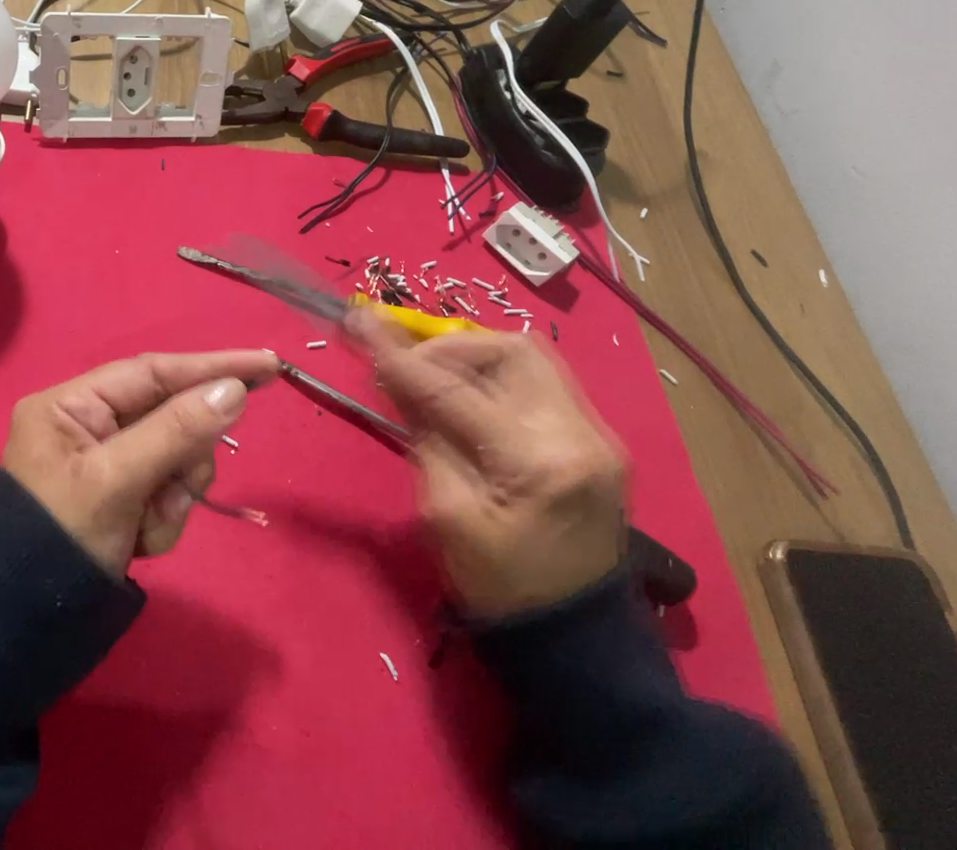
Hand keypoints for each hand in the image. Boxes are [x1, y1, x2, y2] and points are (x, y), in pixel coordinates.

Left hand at [2, 350, 279, 575]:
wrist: (29, 623)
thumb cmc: (62, 538)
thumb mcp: (116, 481)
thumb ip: (176, 431)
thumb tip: (234, 389)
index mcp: (69, 406)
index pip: (152, 372)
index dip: (211, 368)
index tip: (268, 364)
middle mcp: (86, 425)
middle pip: (169, 418)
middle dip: (182, 460)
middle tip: (176, 491)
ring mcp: (104, 463)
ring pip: (175, 459)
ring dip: (173, 497)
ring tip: (147, 525)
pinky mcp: (120, 498)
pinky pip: (166, 493)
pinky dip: (162, 519)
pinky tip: (138, 543)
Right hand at [349, 310, 626, 618]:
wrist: (574, 636)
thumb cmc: (497, 588)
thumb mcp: (445, 516)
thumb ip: (427, 439)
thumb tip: (401, 383)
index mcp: (537, 463)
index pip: (456, 391)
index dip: (401, 357)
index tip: (359, 321)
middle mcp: (580, 434)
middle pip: (512, 352)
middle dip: (448, 347)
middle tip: (404, 366)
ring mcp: (597, 434)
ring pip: (531, 359)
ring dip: (473, 358)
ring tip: (430, 380)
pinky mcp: (596, 440)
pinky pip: (541, 384)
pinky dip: (495, 379)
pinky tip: (466, 398)